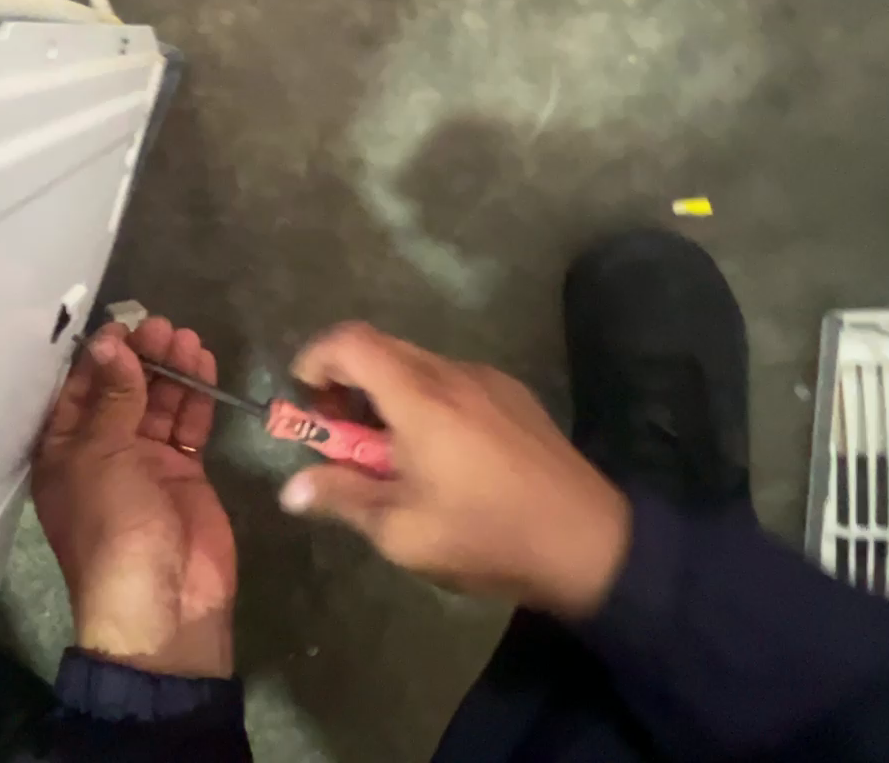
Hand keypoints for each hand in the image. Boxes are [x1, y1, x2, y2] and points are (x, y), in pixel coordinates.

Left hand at [33, 318, 235, 676]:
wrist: (166, 605)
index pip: (79, 392)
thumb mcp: (104, 456)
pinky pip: (188, 425)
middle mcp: (102, 452)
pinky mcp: (184, 472)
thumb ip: (114, 398)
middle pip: (122, 393)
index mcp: (64, 451)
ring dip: (171, 372)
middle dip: (141, 359)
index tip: (123, 325)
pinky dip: (196, 398)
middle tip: (162, 327)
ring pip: (158, 404)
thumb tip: (113, 343)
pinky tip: (204, 366)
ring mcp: (145, 462)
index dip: (100, 358)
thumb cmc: (114, 527)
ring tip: (185, 337)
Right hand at [276, 322, 630, 619]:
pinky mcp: (512, 393)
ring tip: (389, 447)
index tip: (306, 398)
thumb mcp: (403, 532)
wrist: (597, 546)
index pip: (350, 342)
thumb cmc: (488, 535)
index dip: (316, 358)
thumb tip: (291, 491)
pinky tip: (438, 449)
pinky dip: (420, 396)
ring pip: (413, 362)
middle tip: (339, 430)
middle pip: (378, 347)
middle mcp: (450, 373)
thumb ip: (342, 499)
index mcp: (419, 397)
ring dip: (383, 390)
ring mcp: (486, 379)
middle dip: (343, 378)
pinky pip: (448, 377)